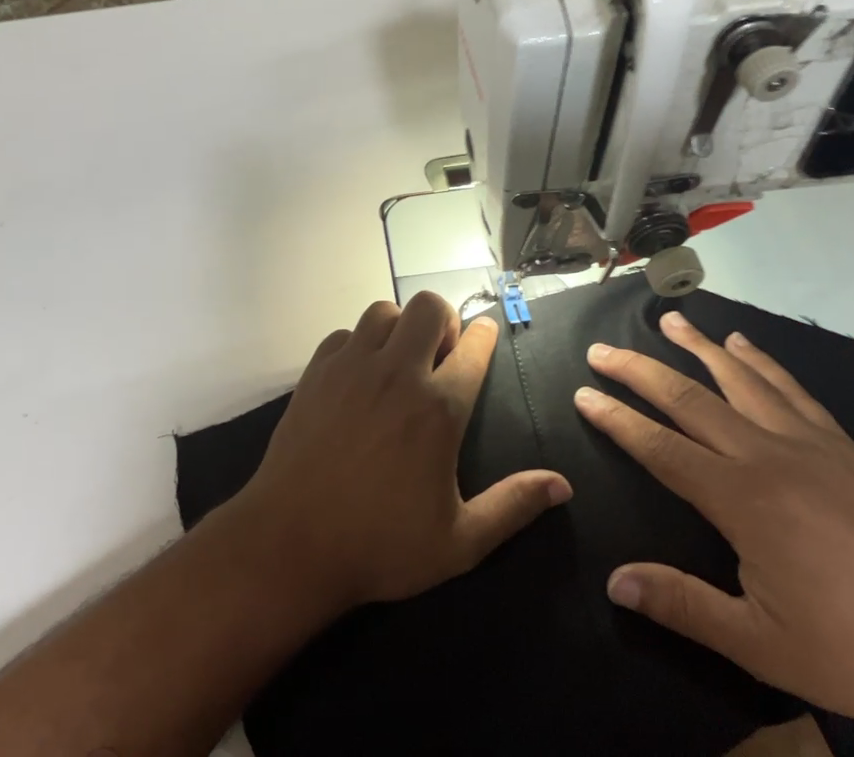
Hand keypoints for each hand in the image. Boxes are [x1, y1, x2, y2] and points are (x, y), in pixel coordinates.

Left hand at [224, 293, 571, 610]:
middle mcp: (396, 375)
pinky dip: (356, 344)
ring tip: (399, 361)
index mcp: (438, 409)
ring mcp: (349, 369)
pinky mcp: (313, 375)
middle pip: (427, 307)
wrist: (291, 544)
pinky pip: (342, 335)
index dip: (485, 336)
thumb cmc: (380, 546)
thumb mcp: (459, 542)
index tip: (486, 334)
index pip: (473, 348)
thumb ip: (513, 506)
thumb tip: (563, 486)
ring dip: (398, 326)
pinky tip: (358, 377)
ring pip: (382, 311)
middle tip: (441, 355)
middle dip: (443, 320)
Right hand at [572, 311, 853, 724]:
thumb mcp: (761, 644)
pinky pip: (794, 392)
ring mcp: (812, 446)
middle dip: (640, 371)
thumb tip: (615, 581)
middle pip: (691, 400)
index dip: (617, 419)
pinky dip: (764, 364)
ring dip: (701, 349)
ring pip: (743, 381)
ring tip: (672, 321)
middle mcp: (769, 457)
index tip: (582, 393)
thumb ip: (684, 606)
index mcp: (741, 500)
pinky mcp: (847, 450)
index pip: (660, 448)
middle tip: (602, 349)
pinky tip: (749, 349)